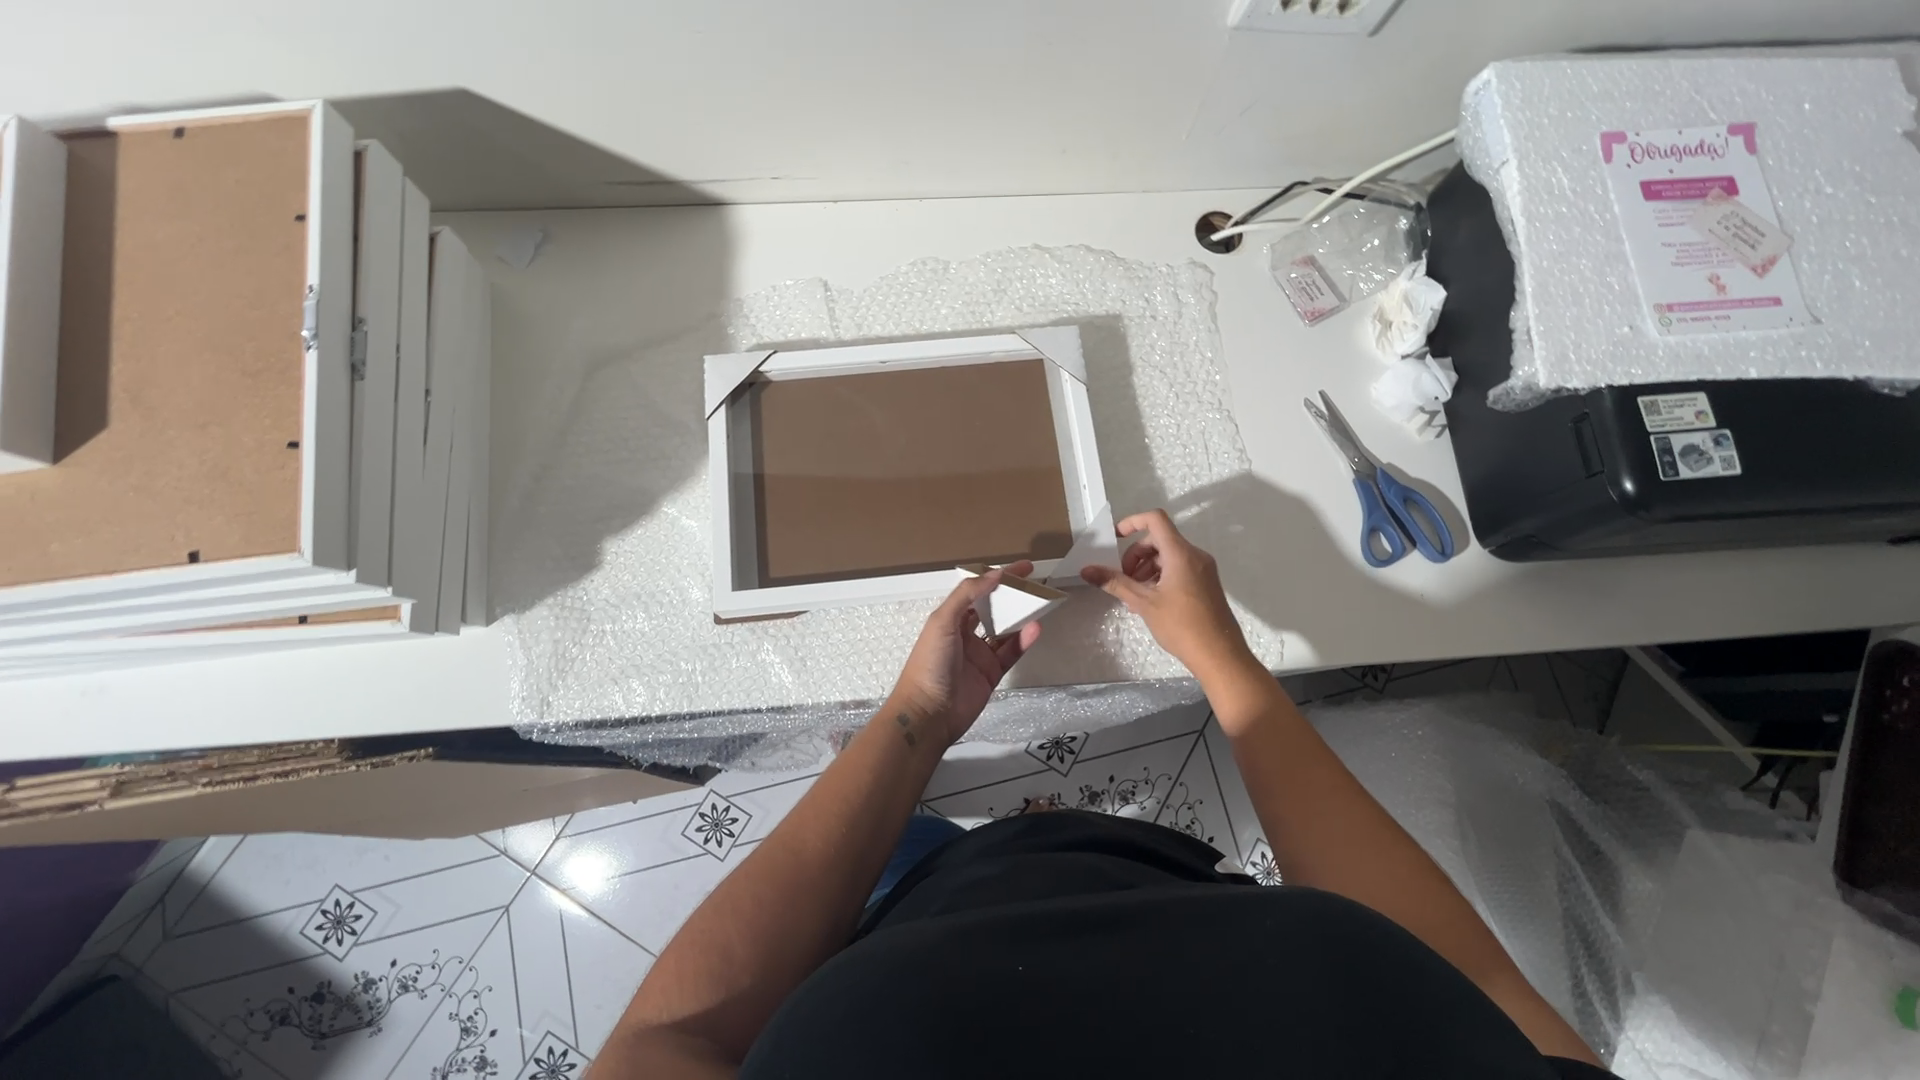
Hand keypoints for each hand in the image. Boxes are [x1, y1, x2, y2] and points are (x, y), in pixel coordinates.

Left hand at [887, 562, 1043, 748]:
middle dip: (1012, 597)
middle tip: (1036, 586)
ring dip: (1020, 618)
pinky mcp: (991, 673)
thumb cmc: (930, 663)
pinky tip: (1035, 629)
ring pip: (1005, 631)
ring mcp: (979, 654)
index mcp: (949, 618)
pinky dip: (1023, 641)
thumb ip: (967, 595)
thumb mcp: (943, 622)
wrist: (929, 714)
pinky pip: (1010, 653)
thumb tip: (995, 574)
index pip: (976, 591)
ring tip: (1041, 605)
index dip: (997, 578)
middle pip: (993, 610)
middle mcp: (964, 634)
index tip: (1022, 569)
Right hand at [1080, 510, 1255, 683]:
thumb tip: (1087, 570)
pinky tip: (1150, 601)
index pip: (1155, 519)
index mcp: (1180, 553)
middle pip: (1159, 539)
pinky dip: (1160, 576)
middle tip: (1124, 579)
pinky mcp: (1206, 583)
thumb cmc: (1181, 625)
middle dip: (1136, 555)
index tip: (1115, 538)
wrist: (1219, 654)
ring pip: (1168, 556)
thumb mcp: (1143, 603)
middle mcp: (1195, 555)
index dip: (1132, 522)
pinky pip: (1179, 568)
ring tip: (1134, 594)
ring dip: (1146, 568)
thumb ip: (1115, 583)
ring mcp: (1203, 569)